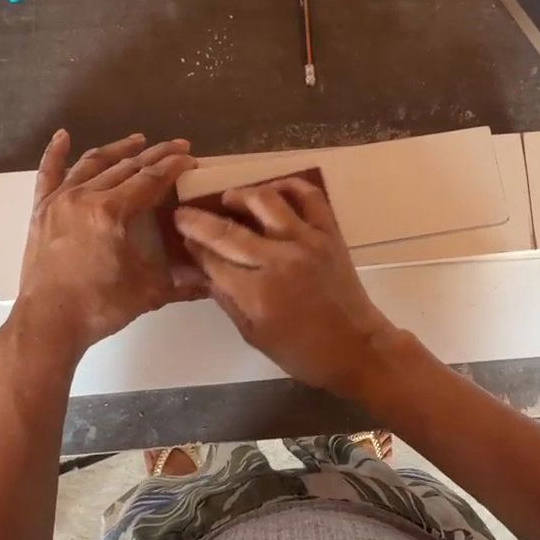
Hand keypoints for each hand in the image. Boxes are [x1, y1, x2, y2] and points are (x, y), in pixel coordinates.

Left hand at [10, 130, 203, 359]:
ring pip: (92, 164)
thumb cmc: (99, 308)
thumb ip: (183, 282)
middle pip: (126, 167)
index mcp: (112, 213)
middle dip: (155, 155)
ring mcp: (59, 200)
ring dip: (118, 150)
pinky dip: (55, 152)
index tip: (191, 158)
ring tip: (138, 140)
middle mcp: (85, 197)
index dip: (174, 167)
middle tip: (177, 147)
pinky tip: (63, 136)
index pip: (150, 179)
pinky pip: (48, 174)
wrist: (48, 324)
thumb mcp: (149, 293)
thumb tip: (214, 280)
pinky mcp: (41, 210)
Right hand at [174, 178, 405, 397]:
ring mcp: (307, 242)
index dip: (193, 246)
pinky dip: (291, 186)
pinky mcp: (330, 234)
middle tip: (184, 213)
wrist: (357, 348)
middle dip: (199, 220)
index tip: (181, 236)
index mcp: (257, 292)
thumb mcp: (255, 336)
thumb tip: (204, 274)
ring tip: (229, 198)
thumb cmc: (304, 352)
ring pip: (266, 202)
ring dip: (241, 195)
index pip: (213, 260)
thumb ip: (228, 301)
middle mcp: (278, 260)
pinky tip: (275, 189)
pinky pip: (310, 198)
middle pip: (228, 230)